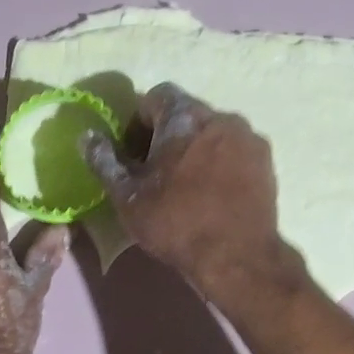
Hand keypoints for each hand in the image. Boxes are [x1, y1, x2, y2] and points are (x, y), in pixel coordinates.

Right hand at [81, 83, 290, 295]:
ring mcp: (249, 139)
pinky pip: (233, 153)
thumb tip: (87, 136)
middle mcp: (221, 117)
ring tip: (184, 188)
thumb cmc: (175, 223)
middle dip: (166, 137)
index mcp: (184, 117)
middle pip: (185, 114)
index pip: (156, 96)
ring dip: (194, 151)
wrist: (236, 257)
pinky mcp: (266, 163)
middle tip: (153, 174)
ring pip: (211, 134)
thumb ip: (104, 161)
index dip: (138, 121)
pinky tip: (210, 196)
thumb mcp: (127, 196)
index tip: (131, 154)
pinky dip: (218, 165)